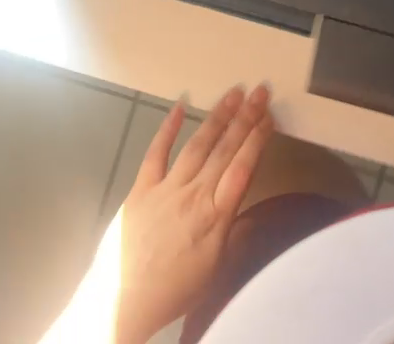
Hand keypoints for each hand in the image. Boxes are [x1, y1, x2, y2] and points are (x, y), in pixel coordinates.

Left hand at [113, 85, 273, 343]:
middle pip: (225, 149)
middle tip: (259, 91)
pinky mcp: (140, 189)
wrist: (125, 302)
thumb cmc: (176, 289)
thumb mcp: (217, 268)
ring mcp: (166, 189)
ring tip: (233, 94)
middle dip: (245, 117)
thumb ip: (237, 236)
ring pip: (197, 144)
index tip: (269, 117)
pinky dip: (167, 128)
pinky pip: (155, 153)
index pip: (243, 168)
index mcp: (217, 216)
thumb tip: (255, 214)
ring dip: (217, 117)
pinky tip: (180, 106)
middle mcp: (195, 195)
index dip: (257, 139)